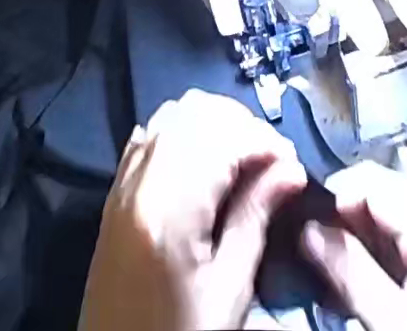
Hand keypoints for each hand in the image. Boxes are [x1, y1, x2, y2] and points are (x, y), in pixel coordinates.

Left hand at [79, 90, 307, 330]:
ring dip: (214, 124)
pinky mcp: (113, 198)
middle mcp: (140, 187)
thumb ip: (257, 219)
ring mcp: (122, 189)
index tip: (292, 168)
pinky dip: (183, 132)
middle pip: (199, 112)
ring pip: (174, 114)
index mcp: (169, 213)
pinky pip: (150, 135)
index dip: (268, 142)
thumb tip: (293, 169)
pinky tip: (203, 161)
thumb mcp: (228, 293)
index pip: (226, 138)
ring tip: (241, 160)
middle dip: (243, 126)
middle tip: (270, 163)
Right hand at [303, 162, 406, 330]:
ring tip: (329, 276)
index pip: (373, 185)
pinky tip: (364, 289)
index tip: (297, 229)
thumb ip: (348, 269)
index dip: (333, 202)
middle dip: (347, 225)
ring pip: (400, 226)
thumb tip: (307, 229)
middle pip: (387, 202)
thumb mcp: (389, 322)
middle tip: (308, 257)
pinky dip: (390, 262)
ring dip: (365, 246)